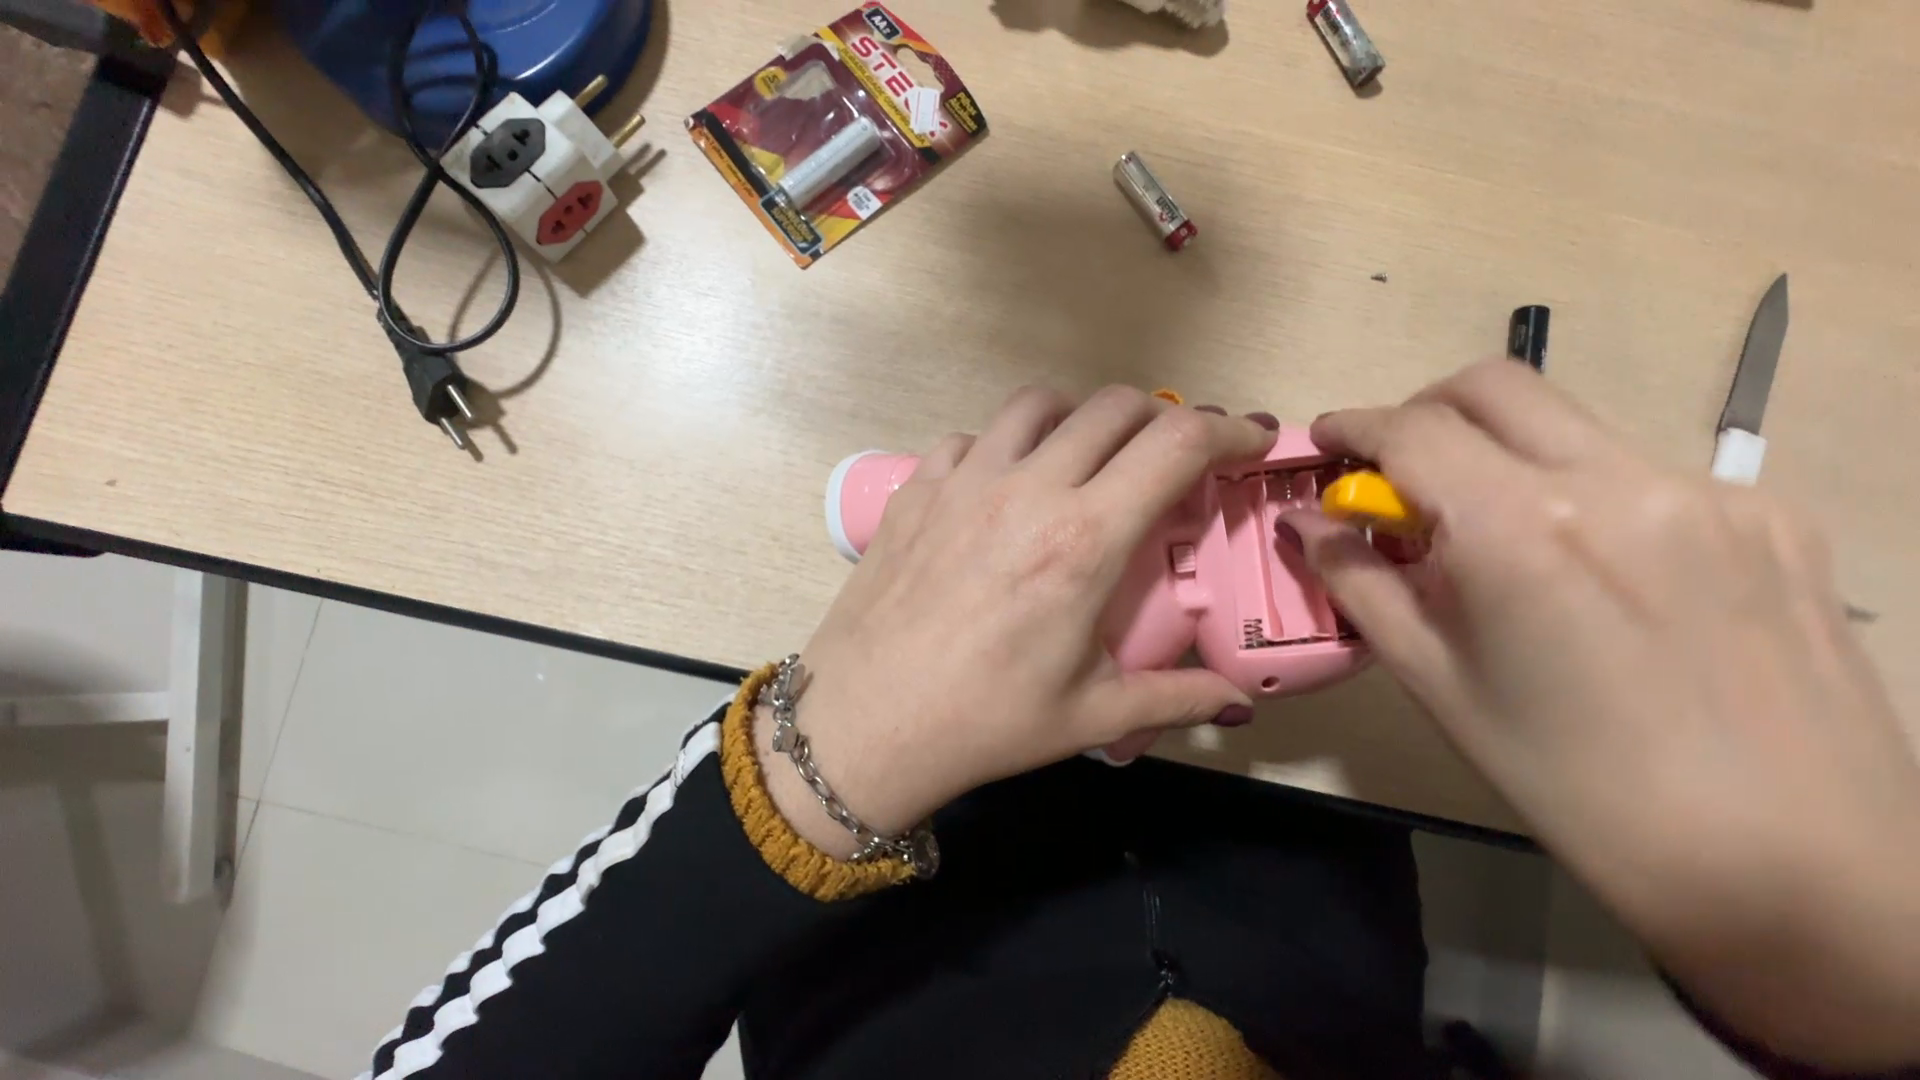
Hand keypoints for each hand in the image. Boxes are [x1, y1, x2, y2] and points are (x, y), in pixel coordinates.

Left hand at [758, 387, 1273, 857]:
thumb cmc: (982, 724)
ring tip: (1090, 458)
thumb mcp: (1091, 715)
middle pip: (1115, 407)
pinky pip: (973, 438)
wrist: (862, 724)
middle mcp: (1026, 490)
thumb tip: (1239, 699)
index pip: (1175, 444)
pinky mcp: (916, 487)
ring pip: (1040, 404)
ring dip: (1082, 418)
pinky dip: (1006, 446)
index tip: (1248, 439)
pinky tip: (1004, 488)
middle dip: (1163, 419)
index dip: (1227, 429)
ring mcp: (963, 480)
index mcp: (1083, 540)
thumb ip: (1176, 695)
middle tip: (1174, 456)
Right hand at [1283, 360, 1919, 1068]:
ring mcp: (1708, 492)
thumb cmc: (1573, 783)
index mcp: (1523, 530)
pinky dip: (1580, 493)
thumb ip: (1360, 582)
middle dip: (1422, 411)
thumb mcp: (1437, 683)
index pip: (1413, 431)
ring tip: (1490, 534)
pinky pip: (1641, 472)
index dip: (1353, 427)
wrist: (1791, 867)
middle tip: (1395, 471)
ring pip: (1569, 425)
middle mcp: (1619, 481)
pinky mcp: (1772, 516)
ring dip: (1501, 452)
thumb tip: (1307, 522)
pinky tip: (1587, 571)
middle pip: (1494, 385)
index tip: (1325, 442)